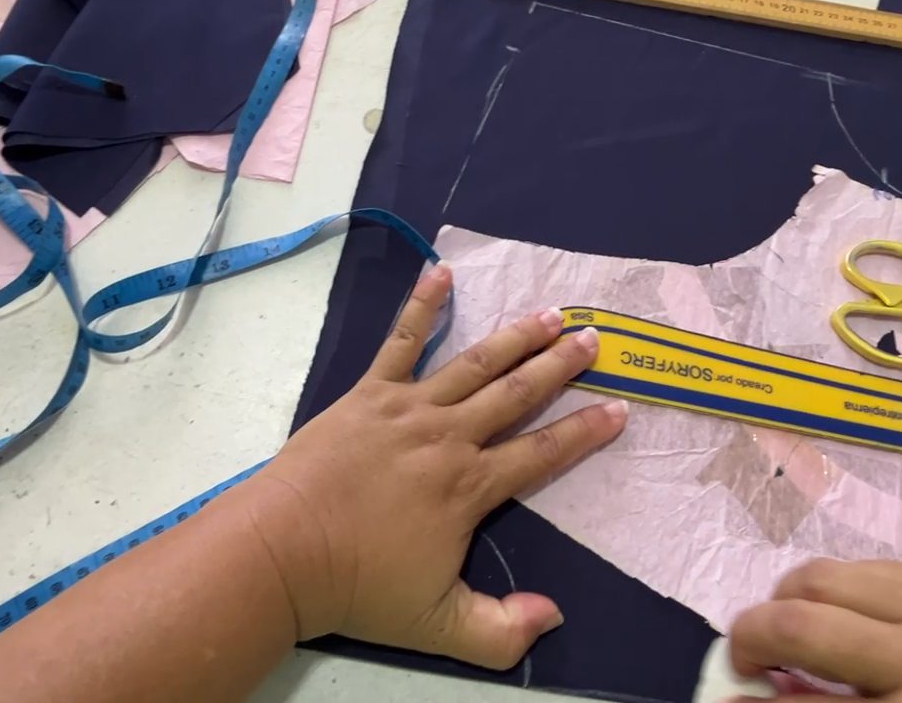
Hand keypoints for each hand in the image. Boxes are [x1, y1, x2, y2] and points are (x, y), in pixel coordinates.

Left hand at [237, 264, 627, 668]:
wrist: (283, 551)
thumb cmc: (359, 585)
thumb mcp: (438, 627)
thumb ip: (501, 630)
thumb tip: (555, 614)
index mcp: (469, 486)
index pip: (541, 453)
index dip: (583, 432)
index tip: (617, 408)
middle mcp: (449, 436)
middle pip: (516, 394)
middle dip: (559, 366)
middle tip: (592, 337)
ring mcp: (410, 406)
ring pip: (474, 363)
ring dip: (515, 337)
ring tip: (548, 313)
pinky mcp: (372, 390)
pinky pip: (402, 341)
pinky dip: (422, 306)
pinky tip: (440, 272)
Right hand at [729, 559, 901, 701]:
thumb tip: (762, 698)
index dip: (752, 701)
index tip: (725, 694)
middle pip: (803, 622)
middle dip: (753, 637)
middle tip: (745, 661)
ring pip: (825, 577)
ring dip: (789, 604)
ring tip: (789, 636)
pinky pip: (866, 568)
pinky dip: (835, 590)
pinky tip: (842, 621)